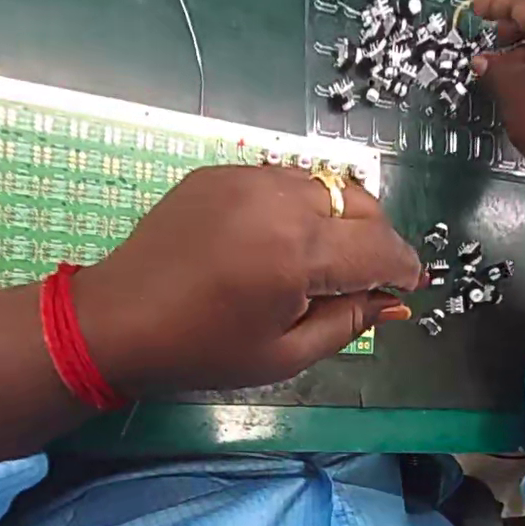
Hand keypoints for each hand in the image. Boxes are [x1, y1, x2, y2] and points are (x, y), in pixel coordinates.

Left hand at [0, 163, 421, 468]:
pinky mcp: (218, 171)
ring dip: (338, 219)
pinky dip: (297, 206)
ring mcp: (244, 177)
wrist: (118, 320)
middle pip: (360, 204)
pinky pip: (280, 180)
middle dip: (375, 240)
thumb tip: (393, 300)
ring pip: (323, 185)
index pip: (379, 249)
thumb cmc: (201, 351)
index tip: (407, 284)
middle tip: (363, 277)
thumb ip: (346, 323)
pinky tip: (276, 238)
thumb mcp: (282, 355)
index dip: (401, 268)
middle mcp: (278, 200)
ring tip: (320, 258)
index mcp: (296, 253)